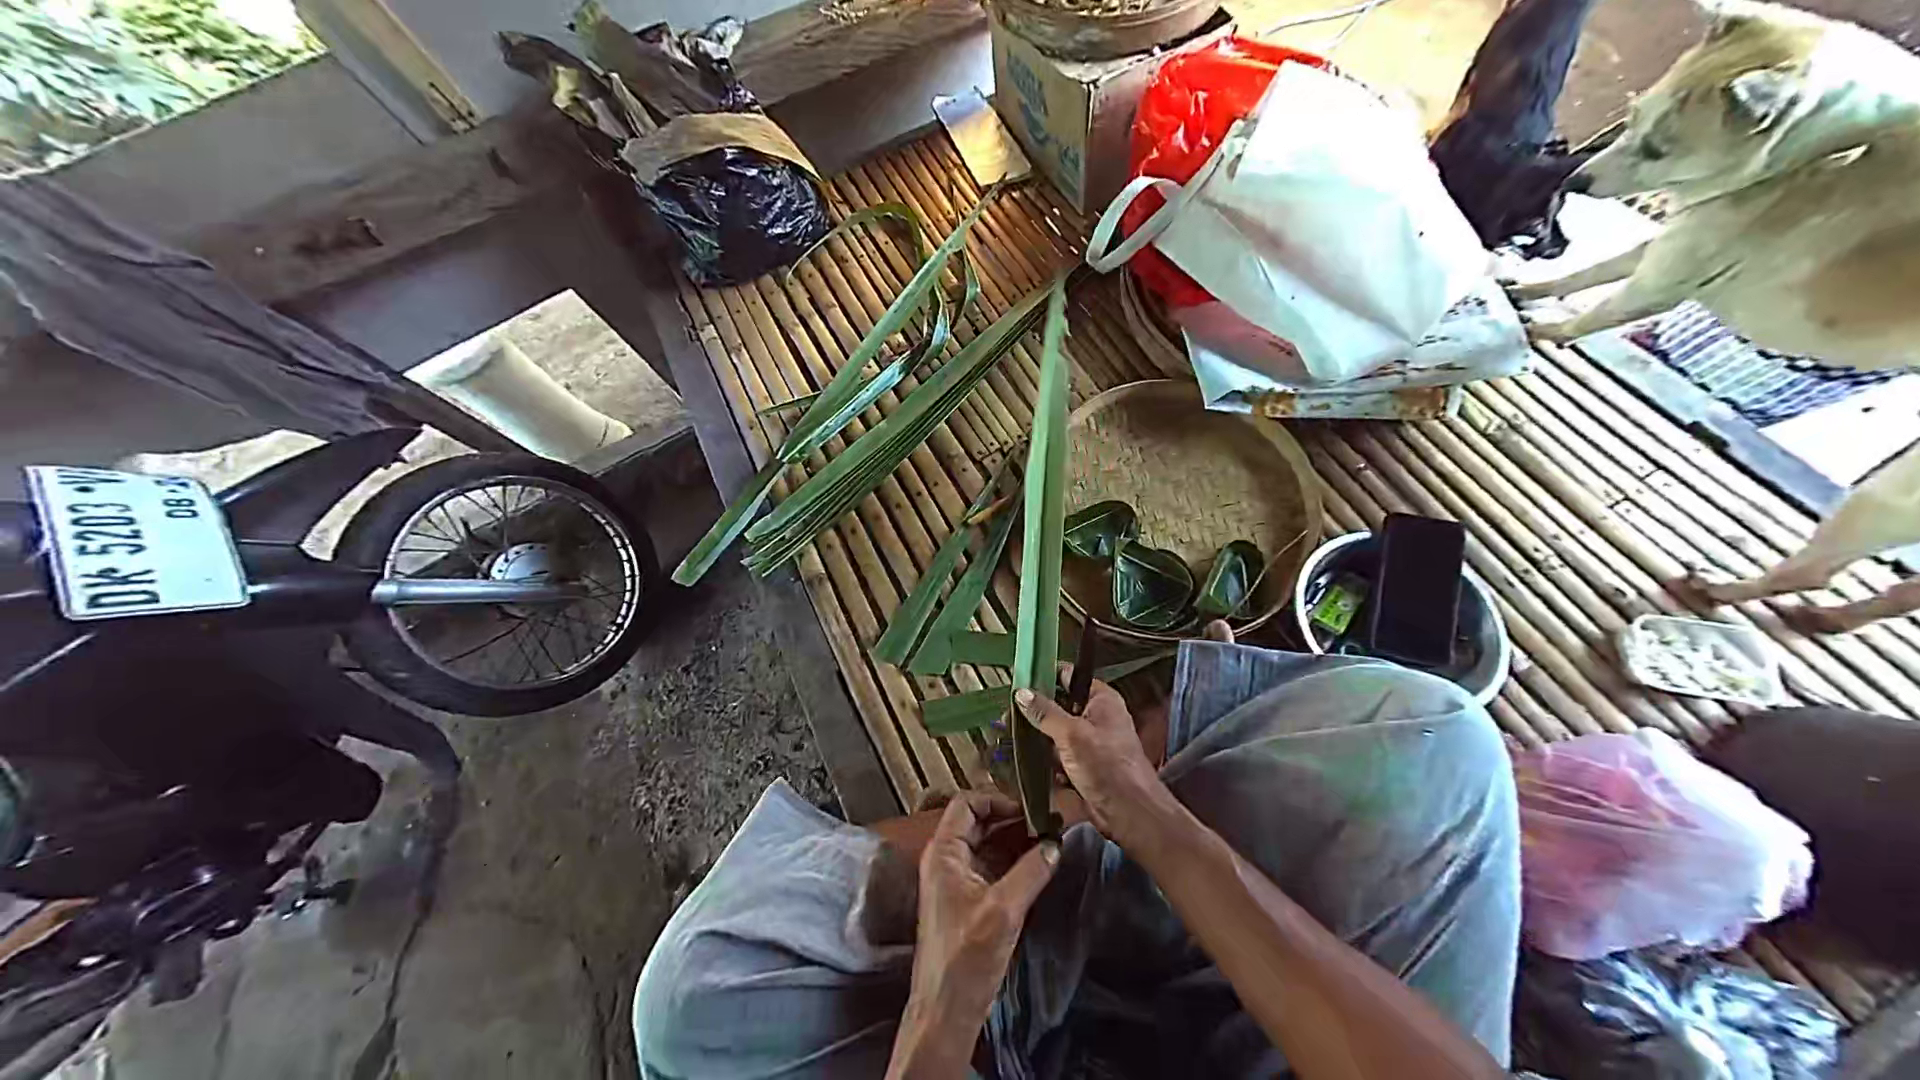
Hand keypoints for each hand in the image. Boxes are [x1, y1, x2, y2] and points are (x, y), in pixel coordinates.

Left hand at [887, 792, 1058, 1078]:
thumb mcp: (1003, 910)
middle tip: (1047, 821)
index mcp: (943, 852)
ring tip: (1050, 837)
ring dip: (1018, 840)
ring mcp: (959, 879)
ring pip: (990, 844)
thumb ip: (1031, 871)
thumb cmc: (966, 957)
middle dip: (1013, 819)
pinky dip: (1017, 861)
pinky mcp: (972, 899)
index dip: (997, 800)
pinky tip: (1041, 862)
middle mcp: (948, 859)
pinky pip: (995, 866)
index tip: (1029, 808)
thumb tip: (1055, 843)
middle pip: (980, 821)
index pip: (967, 803)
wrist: (947, 1010)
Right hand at [1015, 676, 1181, 853]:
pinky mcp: (1084, 765)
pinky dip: (1046, 759)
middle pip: (1059, 706)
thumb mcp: (1071, 734)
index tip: (1019, 682)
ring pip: (1056, 733)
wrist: (1129, 813)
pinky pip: (1059, 755)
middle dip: (1036, 713)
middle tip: (1008, 715)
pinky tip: (1027, 760)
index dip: (1045, 677)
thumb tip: (1022, 693)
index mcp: (1101, 699)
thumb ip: (1045, 713)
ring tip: (1011, 738)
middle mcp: (1097, 717)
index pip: (1069, 677)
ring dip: (1038, 739)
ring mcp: (1090, 743)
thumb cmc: (1106, 766)